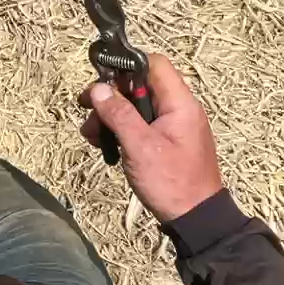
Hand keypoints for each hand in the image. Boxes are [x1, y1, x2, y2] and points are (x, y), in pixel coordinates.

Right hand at [81, 53, 224, 222]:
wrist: (196, 220)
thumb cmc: (170, 181)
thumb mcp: (140, 146)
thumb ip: (119, 115)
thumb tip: (98, 88)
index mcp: (180, 103)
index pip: (154, 64)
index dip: (126, 67)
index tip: (102, 83)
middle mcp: (178, 109)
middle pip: (139, 86)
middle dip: (111, 97)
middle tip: (87, 110)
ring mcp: (172, 125)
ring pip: (135, 106)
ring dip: (111, 116)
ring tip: (92, 135)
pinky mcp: (166, 141)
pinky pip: (140, 124)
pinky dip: (120, 130)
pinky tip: (104, 144)